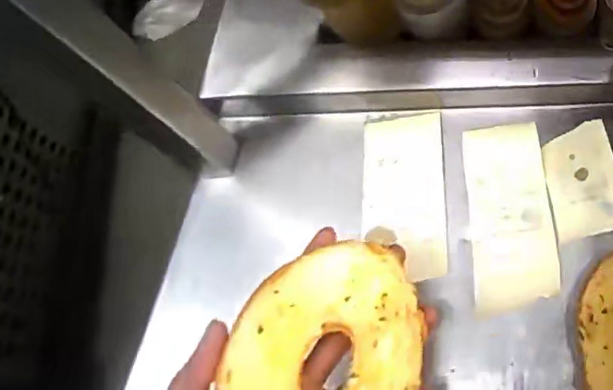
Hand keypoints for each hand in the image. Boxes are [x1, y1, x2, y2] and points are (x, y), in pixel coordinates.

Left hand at [168, 228, 436, 389]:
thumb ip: (194, 378)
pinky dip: (395, 378)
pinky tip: (414, 366)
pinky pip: (370, 389)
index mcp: (258, 376)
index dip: (308, 273)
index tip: (330, 237)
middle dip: (366, 289)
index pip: (285, 315)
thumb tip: (216, 328)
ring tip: (419, 310)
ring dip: (391, 332)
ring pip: (359, 363)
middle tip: (393, 261)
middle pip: (333, 328)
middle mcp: (288, 386)